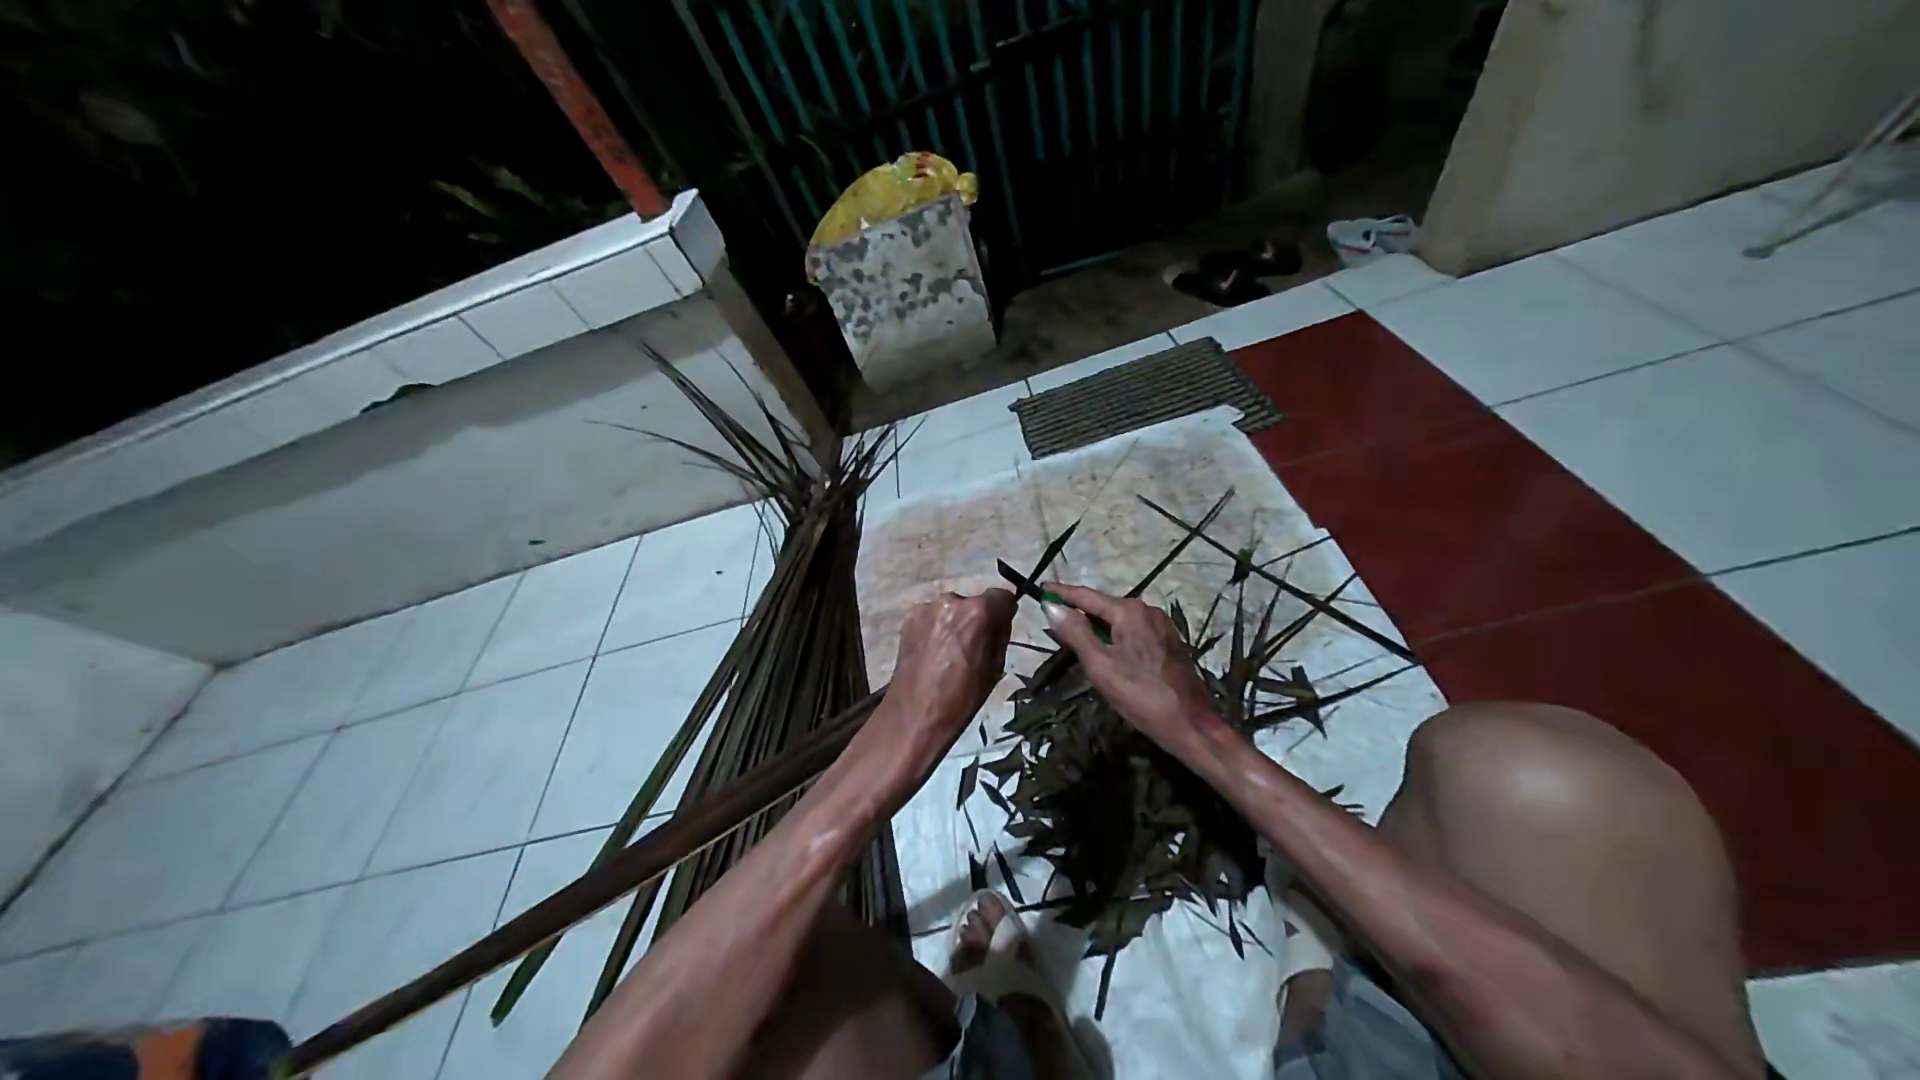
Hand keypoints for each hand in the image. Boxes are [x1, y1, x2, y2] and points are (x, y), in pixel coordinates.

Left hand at [878, 588, 1017, 765]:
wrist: (915, 713)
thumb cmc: (962, 696)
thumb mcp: (995, 666)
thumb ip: (1000, 634)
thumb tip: (1000, 618)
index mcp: (977, 611)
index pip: (1002, 596)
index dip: (1004, 612)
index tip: (1000, 629)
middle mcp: (950, 600)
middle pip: (974, 602)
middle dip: (977, 618)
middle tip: (973, 646)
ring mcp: (925, 608)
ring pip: (952, 609)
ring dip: (955, 623)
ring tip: (950, 652)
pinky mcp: (908, 620)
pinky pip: (932, 618)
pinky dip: (937, 629)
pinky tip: (933, 653)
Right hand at [1041, 583, 1223, 754]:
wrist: (1190, 724)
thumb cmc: (1140, 694)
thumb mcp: (1100, 664)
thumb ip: (1075, 632)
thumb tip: (1052, 605)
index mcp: (1129, 611)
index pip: (1087, 596)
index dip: (1062, 592)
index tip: (1042, 587)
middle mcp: (1147, 610)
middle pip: (1104, 605)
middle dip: (1079, 610)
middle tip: (1053, 616)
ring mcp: (1161, 626)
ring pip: (1120, 619)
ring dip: (1097, 624)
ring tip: (1074, 633)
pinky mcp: (1169, 643)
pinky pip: (1133, 631)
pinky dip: (1114, 634)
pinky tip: (1105, 648)